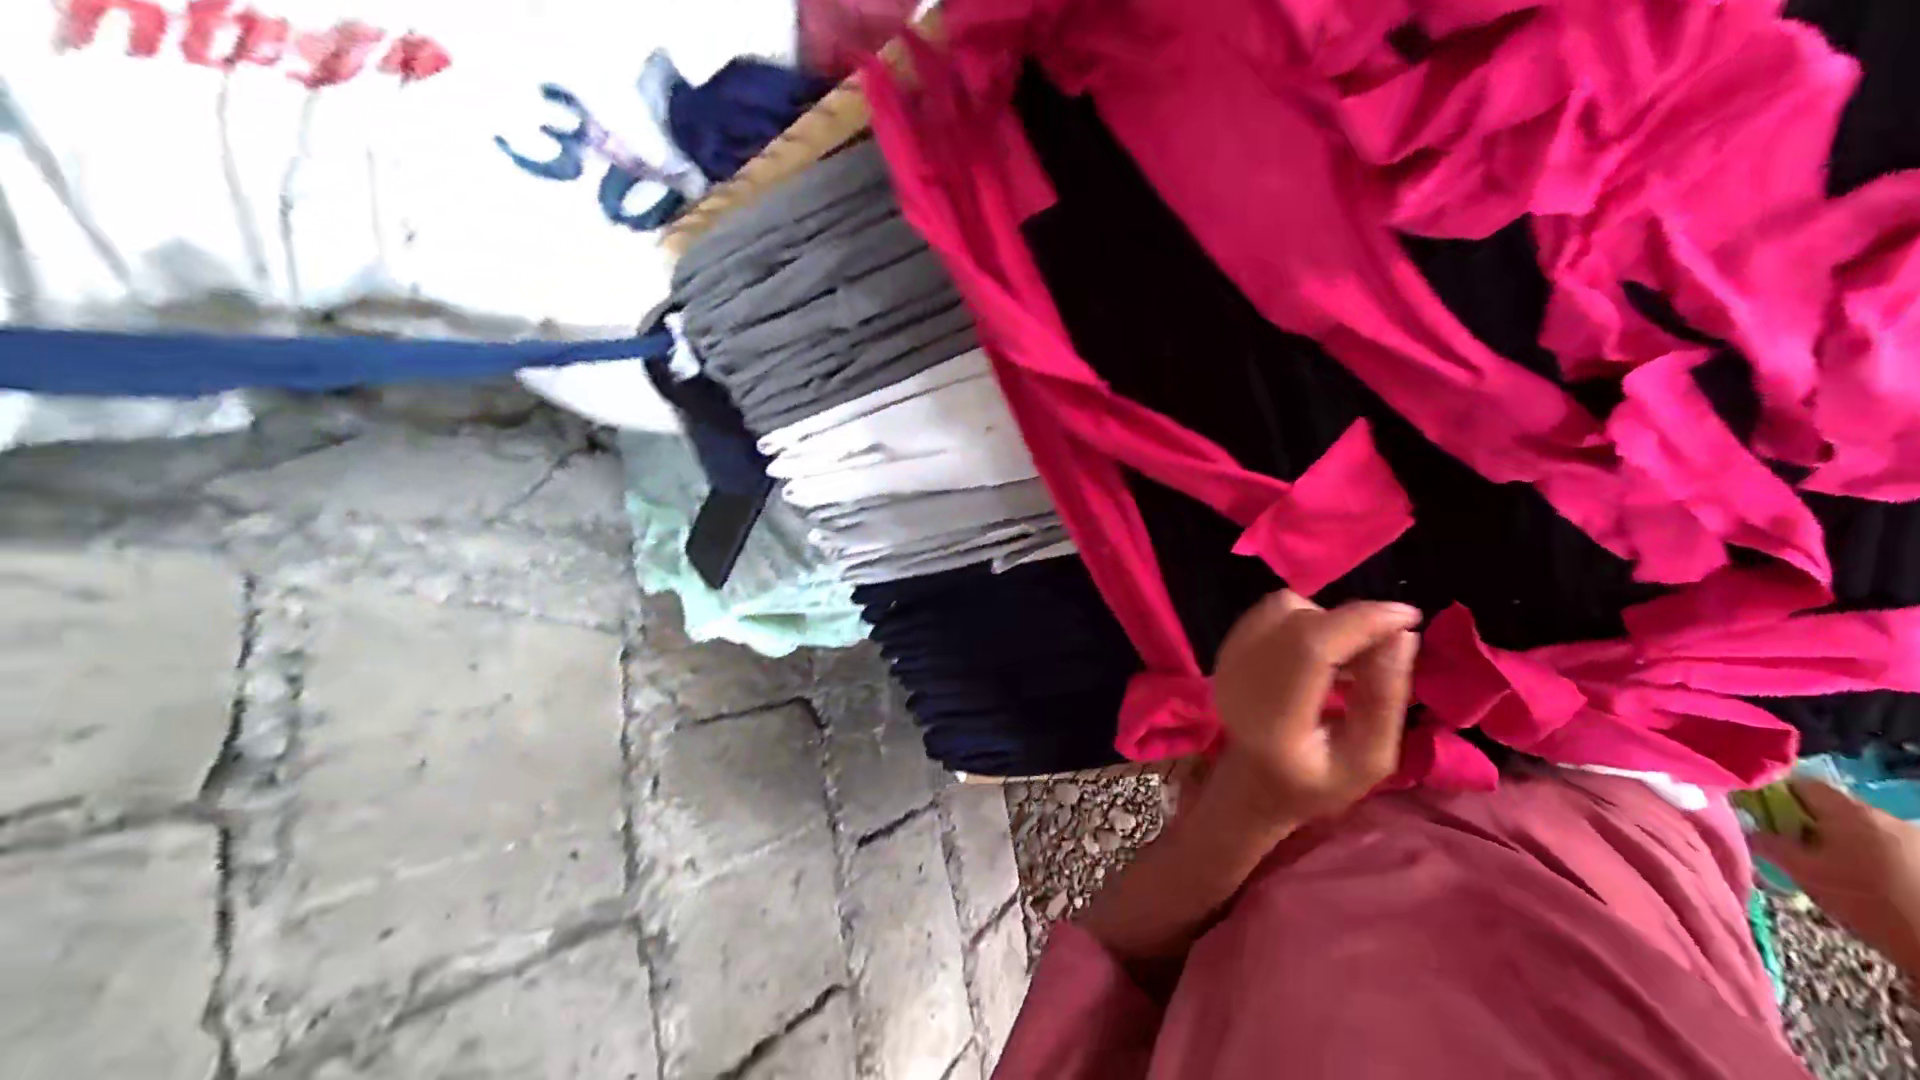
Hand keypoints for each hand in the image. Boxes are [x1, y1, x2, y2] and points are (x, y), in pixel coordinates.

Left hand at [1210, 591, 1420, 824]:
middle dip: (1351, 620)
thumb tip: (1402, 635)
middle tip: (1385, 645)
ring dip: (1325, 619)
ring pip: (1282, 607)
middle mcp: (1240, 680)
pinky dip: (1304, 619)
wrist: (1253, 783)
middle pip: (1296, 621)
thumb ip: (1384, 697)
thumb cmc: (1317, 783)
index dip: (1360, 622)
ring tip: (1348, 657)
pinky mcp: (1225, 649)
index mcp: (1275, 719)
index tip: (1408, 617)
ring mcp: (1226, 661)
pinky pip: (1269, 612)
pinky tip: (1321, 652)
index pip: (1310, 648)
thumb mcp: (1371, 759)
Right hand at [1751, 780, 1919, 974]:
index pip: (1800, 784)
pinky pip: (1882, 843)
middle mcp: (1885, 816)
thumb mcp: (1802, 872)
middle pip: (1830, 806)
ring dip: (1837, 839)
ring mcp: (1914, 838)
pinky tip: (1863, 878)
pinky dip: (1864, 853)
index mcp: (1851, 812)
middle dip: (1806, 821)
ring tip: (1828, 866)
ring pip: (1857, 827)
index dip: (1774, 795)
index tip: (1761, 815)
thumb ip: (1768, 842)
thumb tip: (1748, 828)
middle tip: (1791, 845)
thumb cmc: (1863, 900)